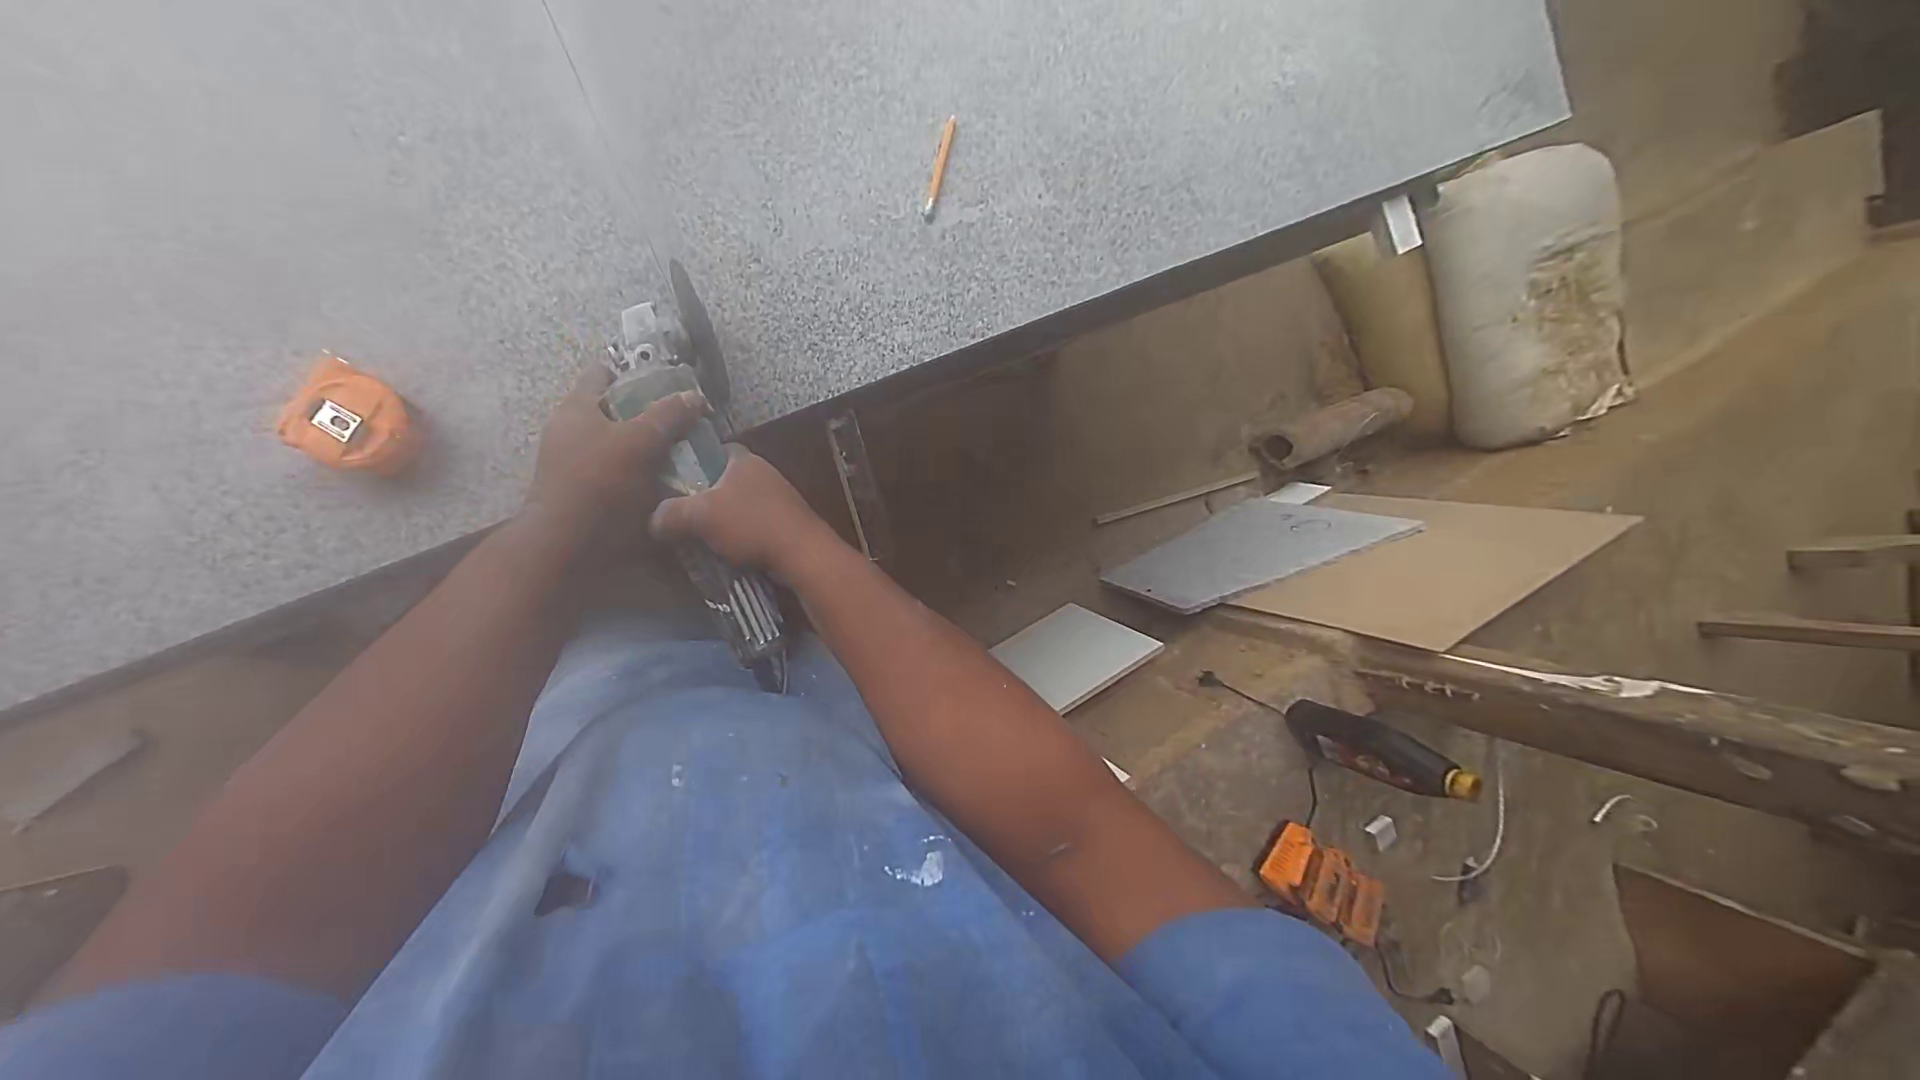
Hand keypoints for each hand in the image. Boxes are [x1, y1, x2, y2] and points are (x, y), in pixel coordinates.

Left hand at [522, 363, 706, 553]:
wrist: (568, 543)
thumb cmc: (598, 482)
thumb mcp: (638, 442)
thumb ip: (667, 416)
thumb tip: (695, 397)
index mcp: (577, 410)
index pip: (602, 375)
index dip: (633, 372)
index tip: (666, 379)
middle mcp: (574, 432)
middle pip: (616, 411)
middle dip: (649, 413)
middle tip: (686, 419)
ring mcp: (580, 464)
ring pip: (622, 444)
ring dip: (651, 447)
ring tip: (688, 452)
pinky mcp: (590, 492)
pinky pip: (624, 473)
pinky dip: (646, 474)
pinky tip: (672, 482)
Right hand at [649, 445, 837, 574]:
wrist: (802, 554)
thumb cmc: (751, 524)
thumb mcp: (700, 516)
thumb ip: (671, 514)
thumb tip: (653, 521)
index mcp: (745, 460)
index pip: (715, 449)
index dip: (694, 462)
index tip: (676, 480)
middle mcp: (765, 473)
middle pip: (727, 480)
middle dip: (706, 497)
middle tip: (683, 516)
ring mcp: (780, 499)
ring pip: (742, 505)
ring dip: (725, 521)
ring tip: (701, 538)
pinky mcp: (788, 523)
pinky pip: (756, 526)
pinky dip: (742, 537)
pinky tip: (729, 552)